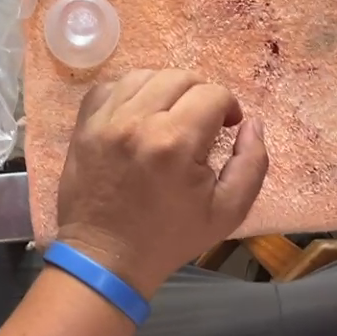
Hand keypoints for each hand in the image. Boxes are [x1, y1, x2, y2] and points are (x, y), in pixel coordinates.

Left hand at [52, 70, 268, 296]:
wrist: (106, 259)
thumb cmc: (170, 238)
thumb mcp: (229, 211)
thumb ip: (252, 163)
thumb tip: (252, 124)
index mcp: (175, 142)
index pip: (212, 94)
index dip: (228, 107)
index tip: (226, 128)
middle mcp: (137, 122)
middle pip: (179, 77)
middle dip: (199, 94)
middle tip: (202, 122)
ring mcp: (105, 121)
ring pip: (144, 76)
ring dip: (165, 89)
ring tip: (170, 115)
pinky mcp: (84, 126)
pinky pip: (110, 87)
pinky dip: (129, 93)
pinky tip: (138, 116)